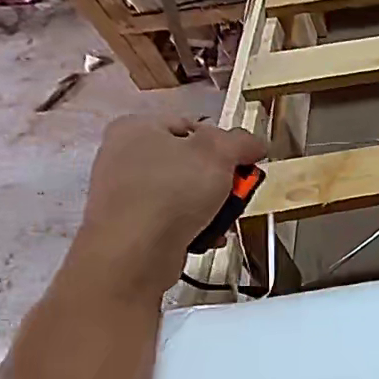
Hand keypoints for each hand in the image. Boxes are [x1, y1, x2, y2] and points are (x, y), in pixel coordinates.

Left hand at [61, 114, 265, 301]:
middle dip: (219, 181)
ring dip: (211, 208)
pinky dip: (194, 228)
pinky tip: (206, 237)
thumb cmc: (172, 192)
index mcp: (137, 127)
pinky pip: (173, 220)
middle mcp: (124, 156)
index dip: (223, 144)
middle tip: (235, 194)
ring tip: (224, 220)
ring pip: (184, 194)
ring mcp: (125, 193)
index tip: (243, 164)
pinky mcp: (132, 226)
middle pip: (189, 162)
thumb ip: (240, 141)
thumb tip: (254, 143)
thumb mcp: (217, 154)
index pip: (192, 126)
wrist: (134, 252)